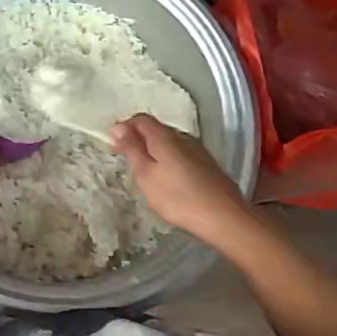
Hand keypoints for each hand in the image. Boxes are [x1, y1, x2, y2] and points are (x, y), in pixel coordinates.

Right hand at [110, 114, 251, 242]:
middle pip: (156, 129)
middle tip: (124, 157)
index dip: (125, 127)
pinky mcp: (207, 164)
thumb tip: (118, 126)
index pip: (141, 119)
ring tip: (143, 169)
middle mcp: (182, 137)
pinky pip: (181, 153)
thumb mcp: (146, 175)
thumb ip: (132, 149)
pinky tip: (166, 177)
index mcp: (164, 136)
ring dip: (153, 149)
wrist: (223, 216)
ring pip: (169, 142)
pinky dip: (167, 159)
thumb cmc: (177, 197)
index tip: (113, 144)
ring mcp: (197, 149)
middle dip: (138, 138)